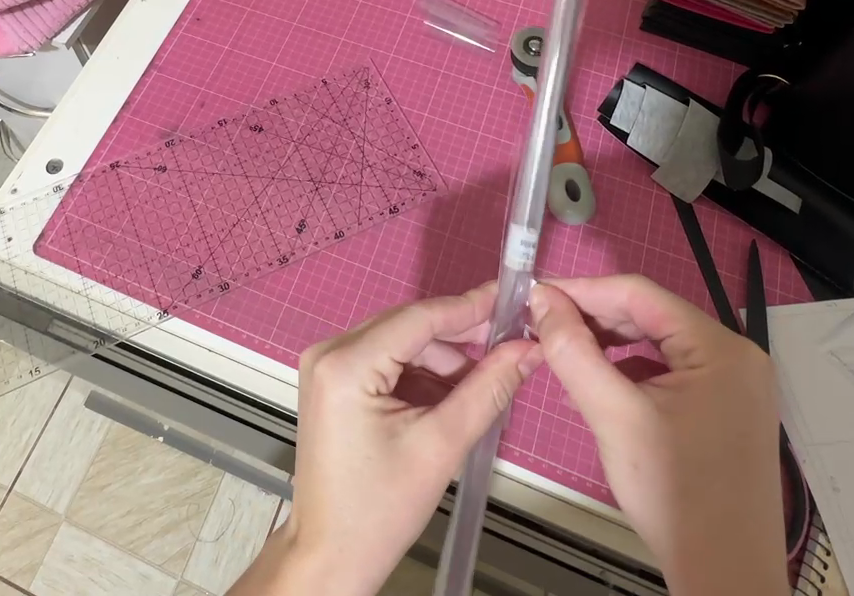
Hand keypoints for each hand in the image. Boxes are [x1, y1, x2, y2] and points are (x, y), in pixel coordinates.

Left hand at [232, 285, 542, 595]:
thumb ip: (488, 389)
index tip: (511, 298)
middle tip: (510, 342)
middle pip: (409, 326)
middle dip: (460, 336)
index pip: (419, 318)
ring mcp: (327, 363)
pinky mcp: (333, 379)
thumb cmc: (379, 510)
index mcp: (346, 363)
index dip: (470, 307)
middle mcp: (329, 351)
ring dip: (443, 358)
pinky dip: (421, 372)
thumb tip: (525, 349)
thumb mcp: (442, 446)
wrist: (331, 554)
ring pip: (401, 341)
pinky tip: (452, 393)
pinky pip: (386, 359)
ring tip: (484, 380)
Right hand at [530, 276, 786, 595]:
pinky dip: (631, 368)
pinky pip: (670, 369)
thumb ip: (573, 350)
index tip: (535, 297)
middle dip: (595, 317)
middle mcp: (735, 355)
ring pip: (658, 342)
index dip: (583, 290)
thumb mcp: (612, 414)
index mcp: (720, 348)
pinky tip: (600, 381)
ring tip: (565, 350)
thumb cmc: (673, 492)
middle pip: (651, 316)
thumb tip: (541, 298)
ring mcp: (735, 383)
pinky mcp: (725, 407)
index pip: (640, 294)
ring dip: (610, 343)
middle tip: (543, 324)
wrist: (725, 575)